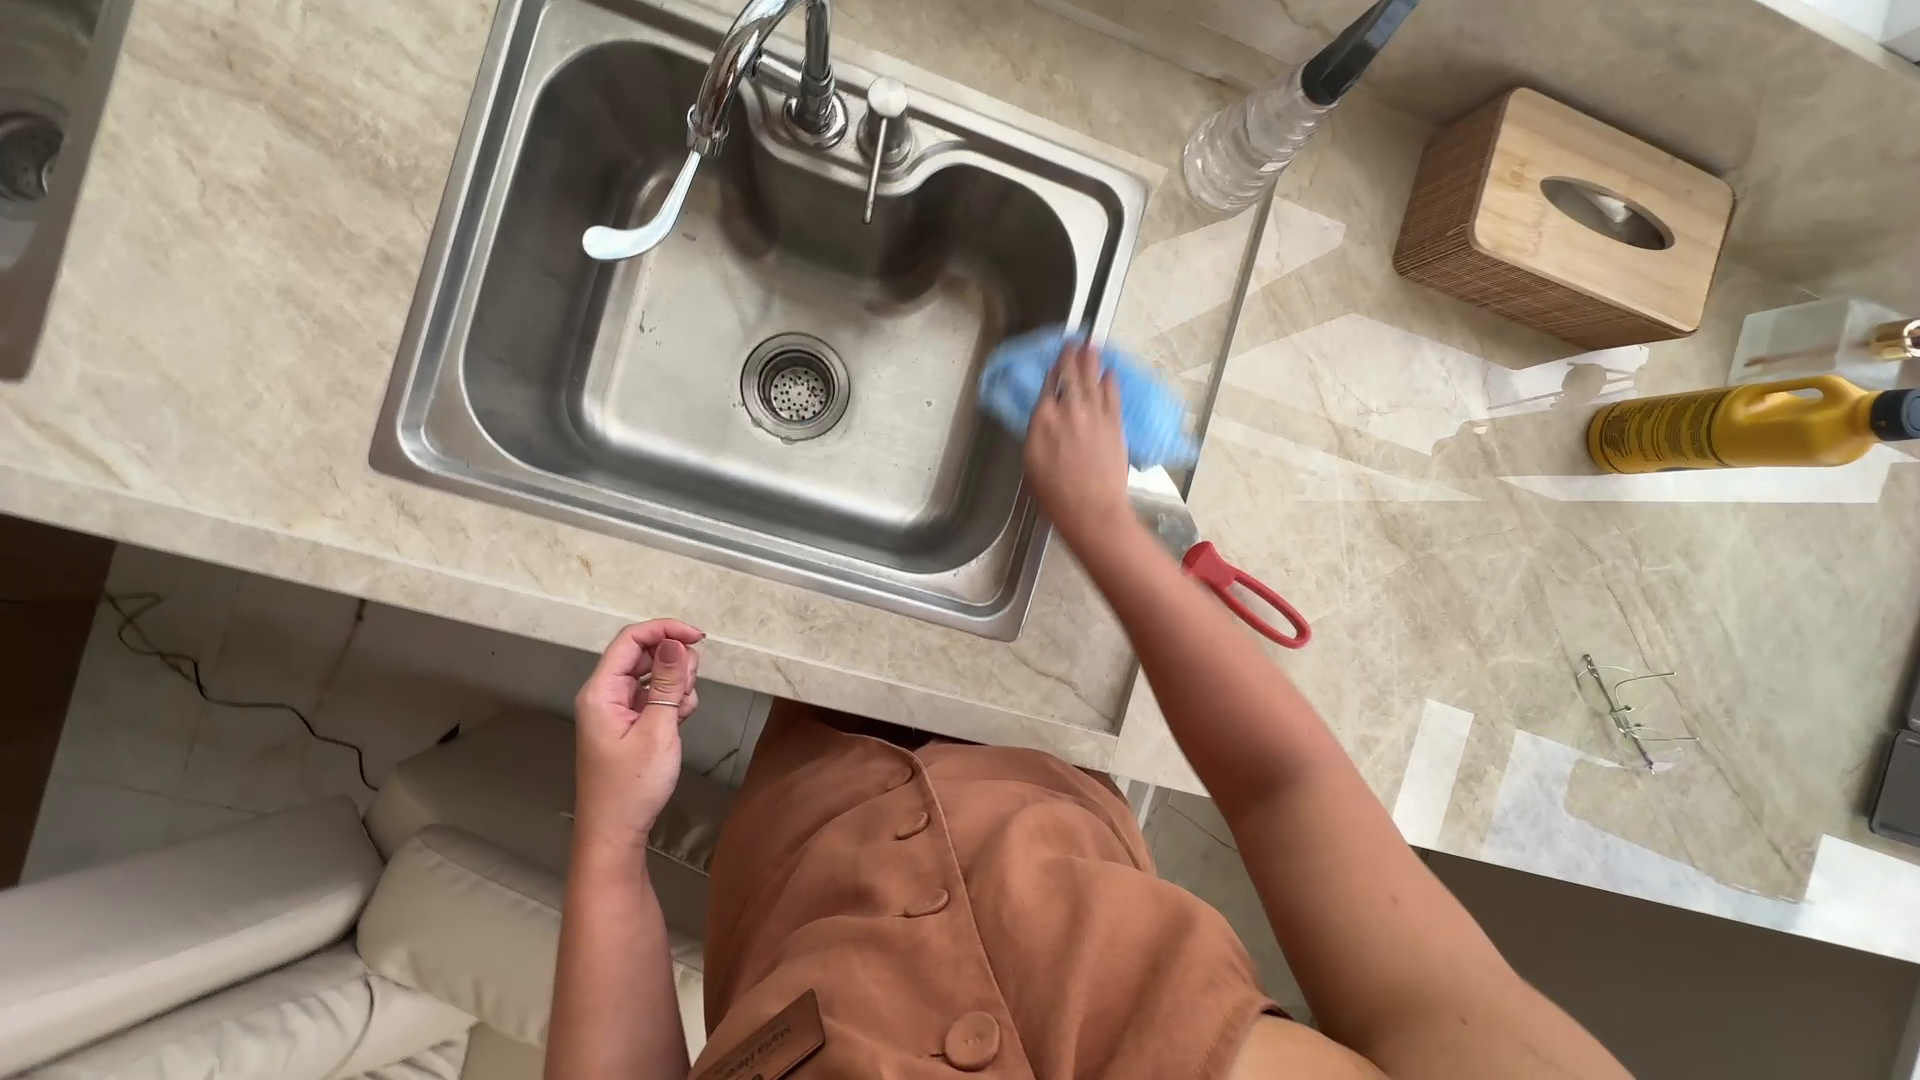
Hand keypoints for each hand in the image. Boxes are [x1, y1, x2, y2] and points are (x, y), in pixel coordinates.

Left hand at [572, 619, 705, 858]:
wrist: (616, 832)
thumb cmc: (633, 785)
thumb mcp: (657, 731)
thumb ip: (666, 683)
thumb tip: (675, 642)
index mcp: (601, 692)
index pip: (631, 640)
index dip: (665, 630)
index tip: (699, 638)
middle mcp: (606, 694)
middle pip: (644, 655)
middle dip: (674, 662)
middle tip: (689, 689)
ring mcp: (618, 709)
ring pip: (654, 675)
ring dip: (676, 684)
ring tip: (682, 712)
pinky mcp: (631, 723)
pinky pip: (656, 696)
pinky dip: (673, 701)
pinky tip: (680, 720)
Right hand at [1024, 342, 1133, 549]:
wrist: (1091, 510)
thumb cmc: (1054, 494)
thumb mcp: (1031, 462)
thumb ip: (1038, 433)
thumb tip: (1045, 419)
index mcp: (1043, 420)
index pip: (1048, 386)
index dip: (1053, 370)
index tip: (1055, 360)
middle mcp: (1069, 411)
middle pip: (1071, 376)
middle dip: (1072, 357)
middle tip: (1074, 342)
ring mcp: (1095, 415)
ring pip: (1092, 380)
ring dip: (1091, 361)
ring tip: (1091, 346)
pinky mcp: (1114, 425)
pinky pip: (1112, 396)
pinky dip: (1111, 382)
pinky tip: (1110, 372)